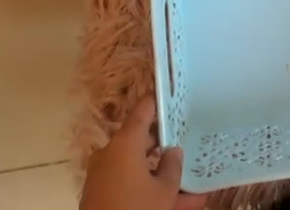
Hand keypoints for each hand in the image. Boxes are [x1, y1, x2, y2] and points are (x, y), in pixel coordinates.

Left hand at [79, 98, 206, 209]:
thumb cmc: (136, 209)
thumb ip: (172, 166)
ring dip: (160, 174)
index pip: (144, 108)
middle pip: (141, 139)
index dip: (159, 99)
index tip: (172, 92)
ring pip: (138, 167)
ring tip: (191, 186)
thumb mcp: (163, 191)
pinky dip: (146, 187)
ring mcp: (102, 174)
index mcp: (125, 142)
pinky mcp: (99, 194)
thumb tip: (173, 150)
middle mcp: (110, 152)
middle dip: (164, 145)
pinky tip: (174, 201)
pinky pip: (128, 183)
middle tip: (187, 142)